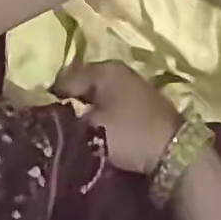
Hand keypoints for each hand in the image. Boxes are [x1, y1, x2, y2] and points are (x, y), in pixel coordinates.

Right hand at [57, 61, 183, 173]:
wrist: (175, 150)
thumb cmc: (130, 134)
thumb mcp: (92, 127)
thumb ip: (67, 117)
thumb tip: (50, 113)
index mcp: (102, 69)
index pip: (64, 80)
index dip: (51, 100)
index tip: (45, 122)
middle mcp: (116, 69)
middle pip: (81, 85)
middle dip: (69, 104)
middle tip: (60, 128)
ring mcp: (130, 82)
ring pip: (96, 94)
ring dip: (87, 110)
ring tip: (77, 132)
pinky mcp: (139, 99)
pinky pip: (110, 101)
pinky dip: (102, 113)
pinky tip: (98, 130)